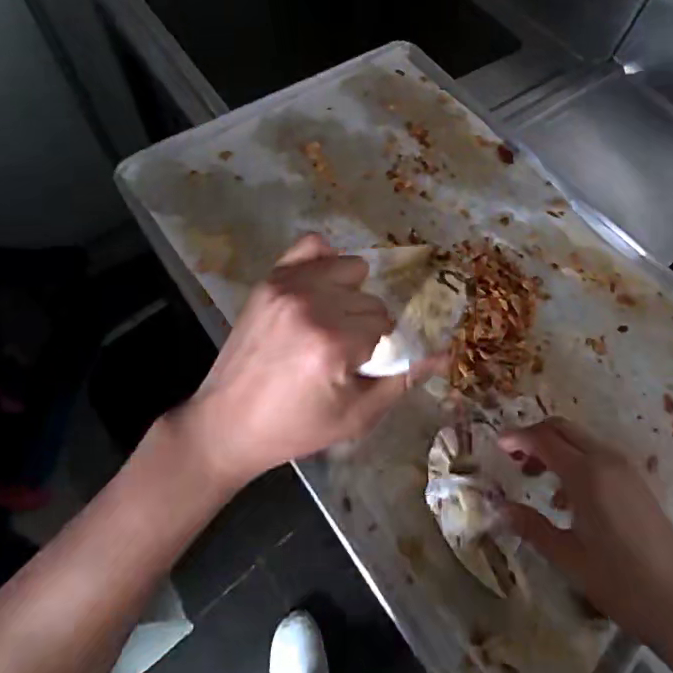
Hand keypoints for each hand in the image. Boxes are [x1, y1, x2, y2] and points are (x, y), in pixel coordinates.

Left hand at [172, 234, 436, 486]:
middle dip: (365, 326)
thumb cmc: (295, 427)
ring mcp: (287, 286)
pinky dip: (324, 261)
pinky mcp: (270, 279)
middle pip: (370, 299)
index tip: (360, 366)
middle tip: (342, 354)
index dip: (379, 349)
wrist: (227, 424)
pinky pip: (313, 245)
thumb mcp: (356, 416)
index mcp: (334, 342)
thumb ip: (403, 380)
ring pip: (351, 269)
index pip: (386, 326)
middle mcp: (313, 305)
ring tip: (330, 321)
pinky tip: (318, 290)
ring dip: (349, 293)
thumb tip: (445, 352)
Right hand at [498, 418, 672, 645]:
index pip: (544, 439)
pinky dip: (577, 462)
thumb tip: (501, 508)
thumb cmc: (619, 582)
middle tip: (514, 459)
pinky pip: (599, 456)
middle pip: (564, 429)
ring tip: (536, 479)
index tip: (497, 445)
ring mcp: (627, 468)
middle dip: (536, 437)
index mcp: (587, 474)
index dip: (518, 437)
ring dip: (557, 449)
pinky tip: (568, 498)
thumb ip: (532, 526)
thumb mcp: (568, 557)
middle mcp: (607, 459)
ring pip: (582, 440)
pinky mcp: (638, 481)